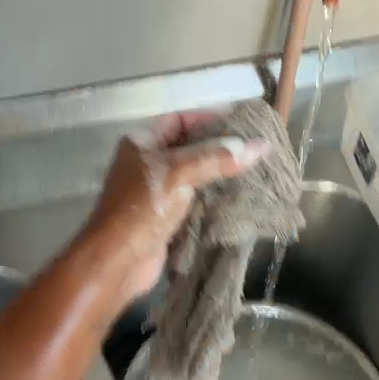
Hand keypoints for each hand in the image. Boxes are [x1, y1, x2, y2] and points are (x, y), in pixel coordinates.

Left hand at [75, 109, 264, 310]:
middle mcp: (146, 164)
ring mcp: (155, 193)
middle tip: (253, 148)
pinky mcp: (165, 219)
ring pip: (193, 176)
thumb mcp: (180, 173)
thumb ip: (217, 158)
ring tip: (252, 171)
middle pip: (188, 148)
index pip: (179, 120)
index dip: (208, 118)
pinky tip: (237, 199)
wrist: (119, 261)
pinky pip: (193, 202)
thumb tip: (259, 145)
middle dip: (218, 148)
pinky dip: (213, 200)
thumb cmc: (143, 209)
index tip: (240, 122)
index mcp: (142, 143)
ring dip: (218, 175)